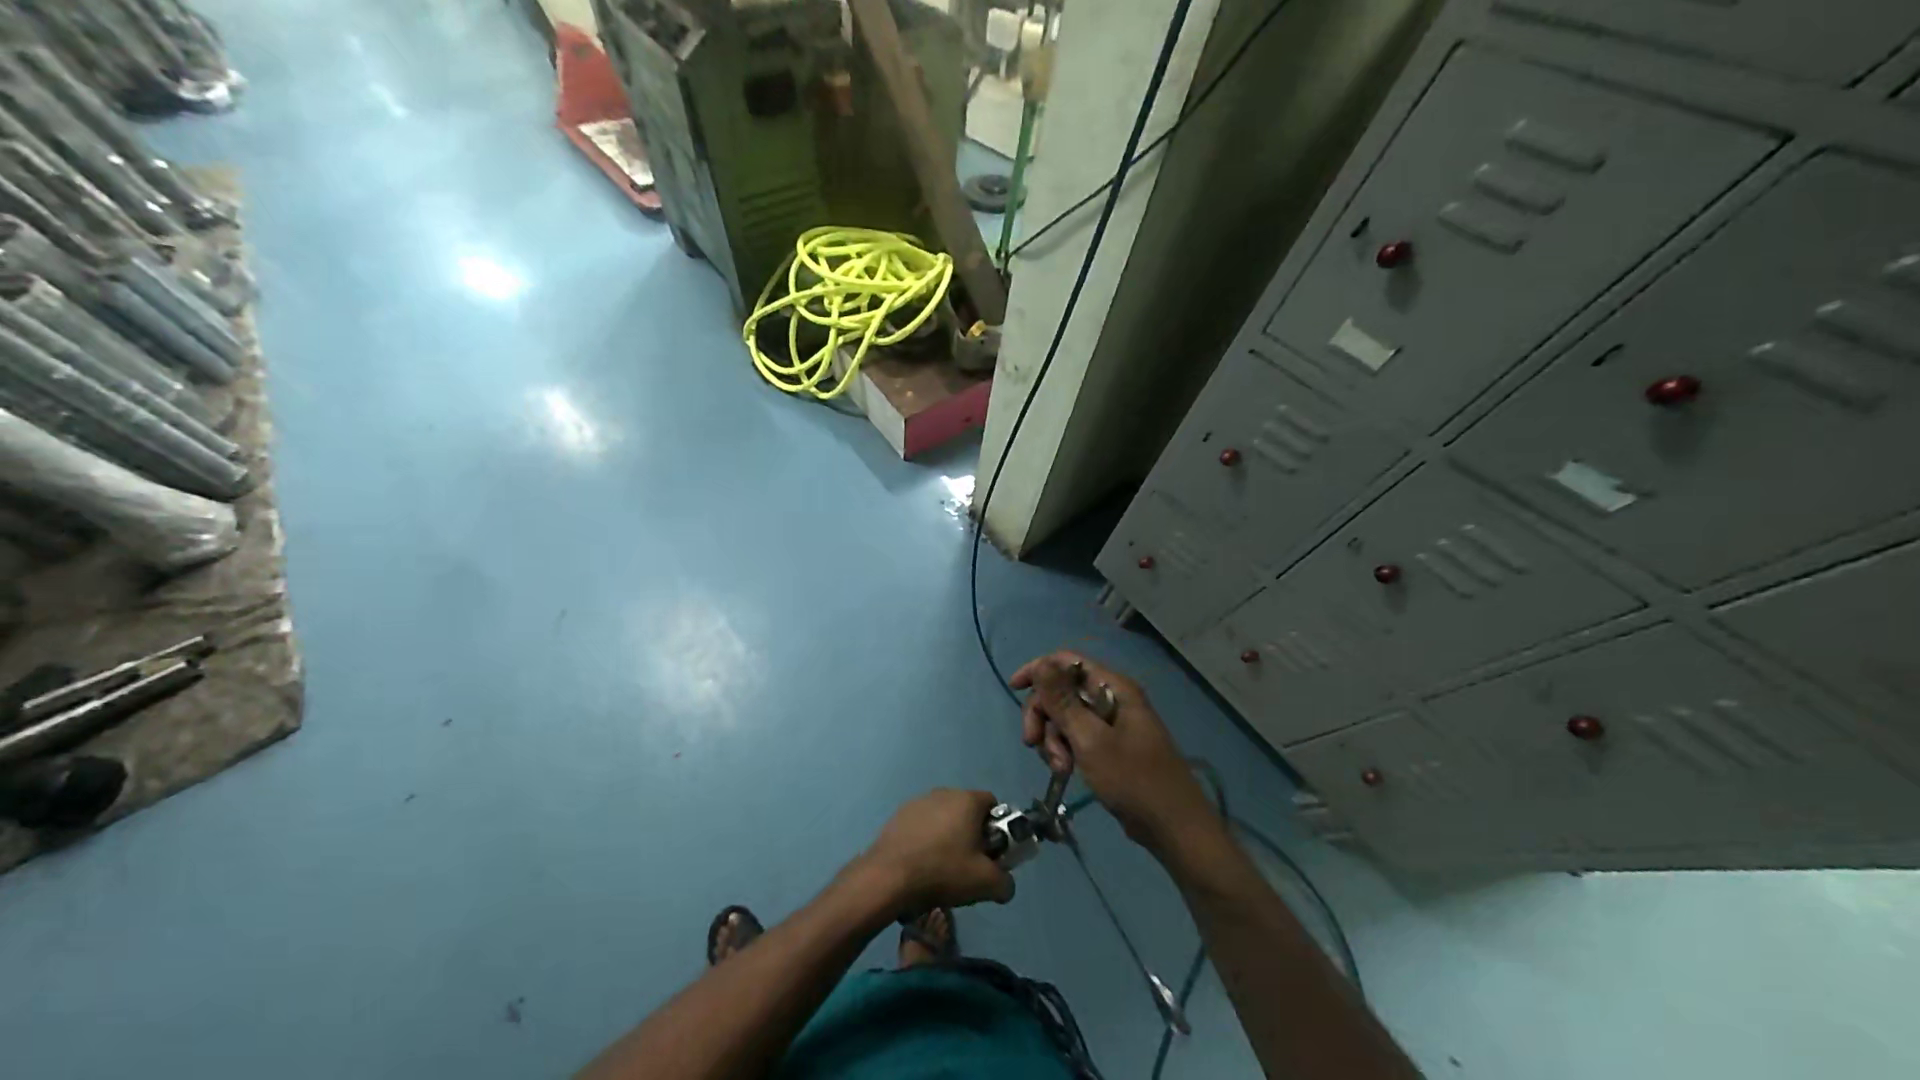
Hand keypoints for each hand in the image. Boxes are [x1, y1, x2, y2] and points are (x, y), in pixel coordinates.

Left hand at [862, 789, 1014, 915]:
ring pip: (943, 816)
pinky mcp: (898, 815)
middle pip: (967, 810)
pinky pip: (922, 824)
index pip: (992, 803)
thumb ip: (1005, 882)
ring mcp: (917, 802)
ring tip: (942, 867)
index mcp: (967, 800)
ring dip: (947, 835)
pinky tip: (920, 864)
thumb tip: (1005, 884)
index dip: (997, 827)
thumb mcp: (985, 883)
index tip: (992, 851)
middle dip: (972, 832)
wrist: (888, 877)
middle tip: (969, 863)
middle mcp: (943, 793)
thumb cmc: (942, 872)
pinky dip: (926, 839)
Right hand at [1012, 651, 1215, 853]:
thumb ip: (1063, 701)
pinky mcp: (1109, 747)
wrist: (1173, 826)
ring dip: (1054, 739)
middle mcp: (1112, 699)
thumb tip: (1042, 663)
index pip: (1067, 662)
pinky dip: (1065, 751)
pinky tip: (1067, 772)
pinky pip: (1076, 737)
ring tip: (1061, 767)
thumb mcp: (1091, 739)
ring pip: (1065, 718)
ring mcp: (1111, 724)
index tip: (1014, 689)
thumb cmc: (1133, 779)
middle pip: (1062, 692)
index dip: (1039, 670)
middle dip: (1044, 716)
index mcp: (1113, 688)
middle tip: (1032, 743)